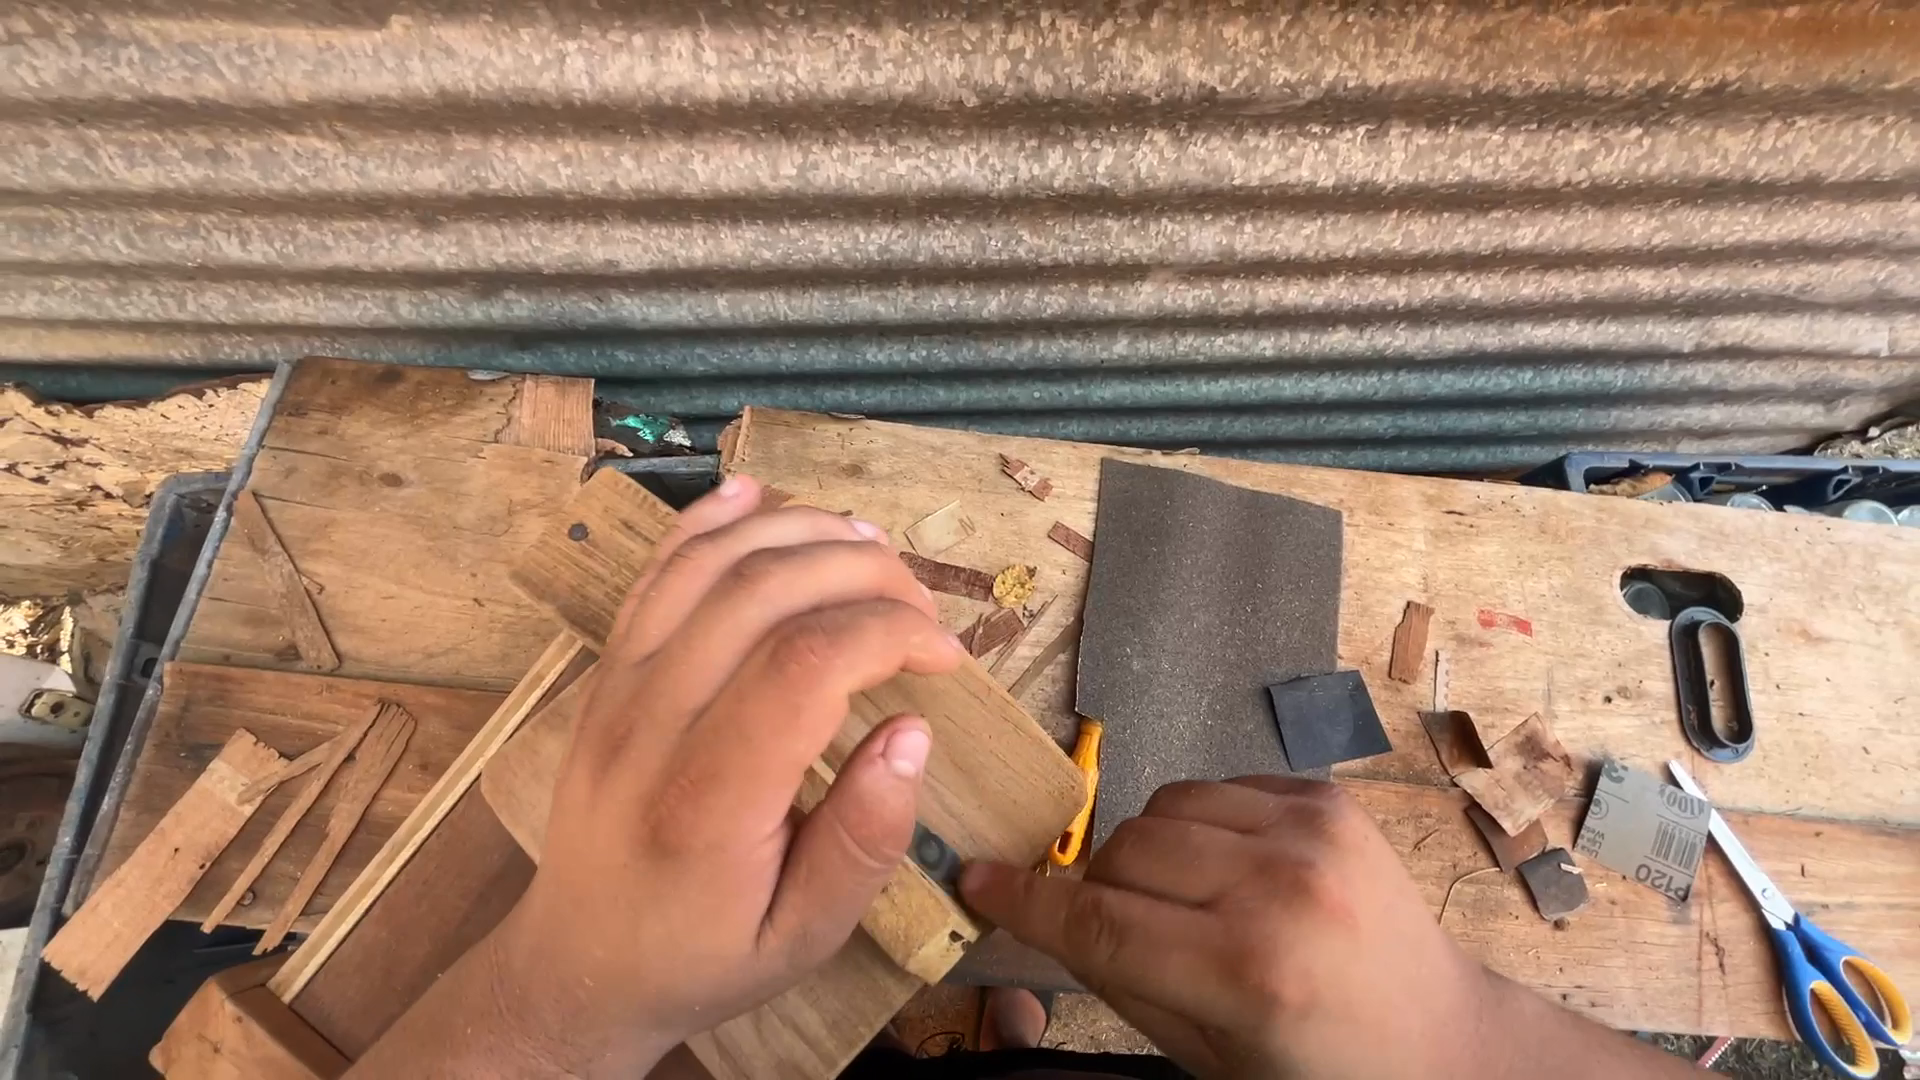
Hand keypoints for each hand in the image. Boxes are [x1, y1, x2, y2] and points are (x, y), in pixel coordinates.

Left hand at [487, 474, 965, 1074]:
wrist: (575, 960)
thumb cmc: (700, 954)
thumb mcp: (803, 936)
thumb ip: (865, 840)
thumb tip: (913, 731)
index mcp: (707, 798)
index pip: (806, 664)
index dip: (891, 633)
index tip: (944, 655)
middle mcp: (651, 720)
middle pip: (765, 591)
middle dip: (865, 574)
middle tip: (921, 605)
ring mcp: (619, 681)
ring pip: (714, 561)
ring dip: (803, 530)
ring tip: (871, 545)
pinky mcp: (609, 664)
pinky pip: (658, 568)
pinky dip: (711, 518)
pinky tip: (757, 493)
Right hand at [960, 776, 1499, 1078]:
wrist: (1449, 1040)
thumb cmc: (1319, 1073)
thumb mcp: (1207, 1057)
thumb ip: (1119, 977)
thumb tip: (1052, 912)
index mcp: (1251, 973)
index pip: (1101, 922)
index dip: (1028, 900)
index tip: (977, 878)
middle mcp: (1280, 887)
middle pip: (1126, 850)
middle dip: (1104, 884)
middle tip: (1127, 919)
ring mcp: (1309, 830)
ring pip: (1162, 804)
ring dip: (1152, 848)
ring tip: (1189, 891)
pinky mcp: (1324, 796)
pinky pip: (1214, 788)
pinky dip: (1202, 825)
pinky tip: (1237, 865)